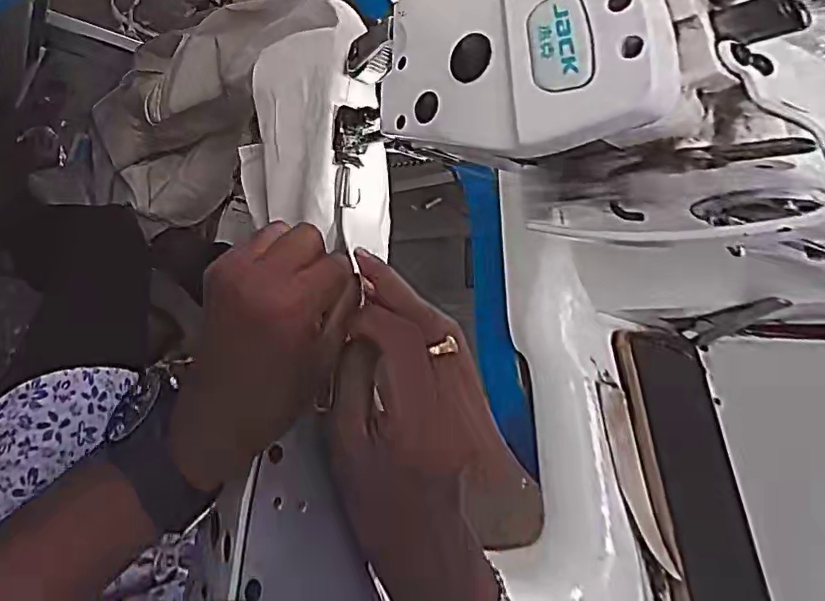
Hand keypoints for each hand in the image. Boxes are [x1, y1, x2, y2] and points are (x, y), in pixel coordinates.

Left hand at [168, 222, 357, 491]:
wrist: (217, 412)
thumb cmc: (266, 398)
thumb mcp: (323, 360)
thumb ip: (344, 310)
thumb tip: (352, 280)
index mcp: (292, 303)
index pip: (336, 262)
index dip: (343, 279)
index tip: (339, 290)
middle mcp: (260, 280)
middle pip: (307, 234)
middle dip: (318, 258)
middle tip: (315, 284)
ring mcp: (235, 272)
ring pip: (279, 230)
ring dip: (290, 251)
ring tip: (290, 282)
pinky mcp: (218, 271)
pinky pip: (253, 243)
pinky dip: (265, 257)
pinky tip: (268, 284)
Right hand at [351, 250, 542, 547]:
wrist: (434, 557)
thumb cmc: (389, 520)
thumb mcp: (346, 449)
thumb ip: (348, 382)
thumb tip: (352, 335)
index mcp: (418, 423)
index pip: (400, 340)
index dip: (370, 313)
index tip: (348, 307)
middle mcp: (454, 410)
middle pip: (429, 325)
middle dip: (394, 288)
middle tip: (366, 266)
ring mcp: (472, 408)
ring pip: (446, 332)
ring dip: (411, 300)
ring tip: (382, 282)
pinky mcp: (477, 407)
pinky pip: (454, 348)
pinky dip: (427, 322)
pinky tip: (406, 314)